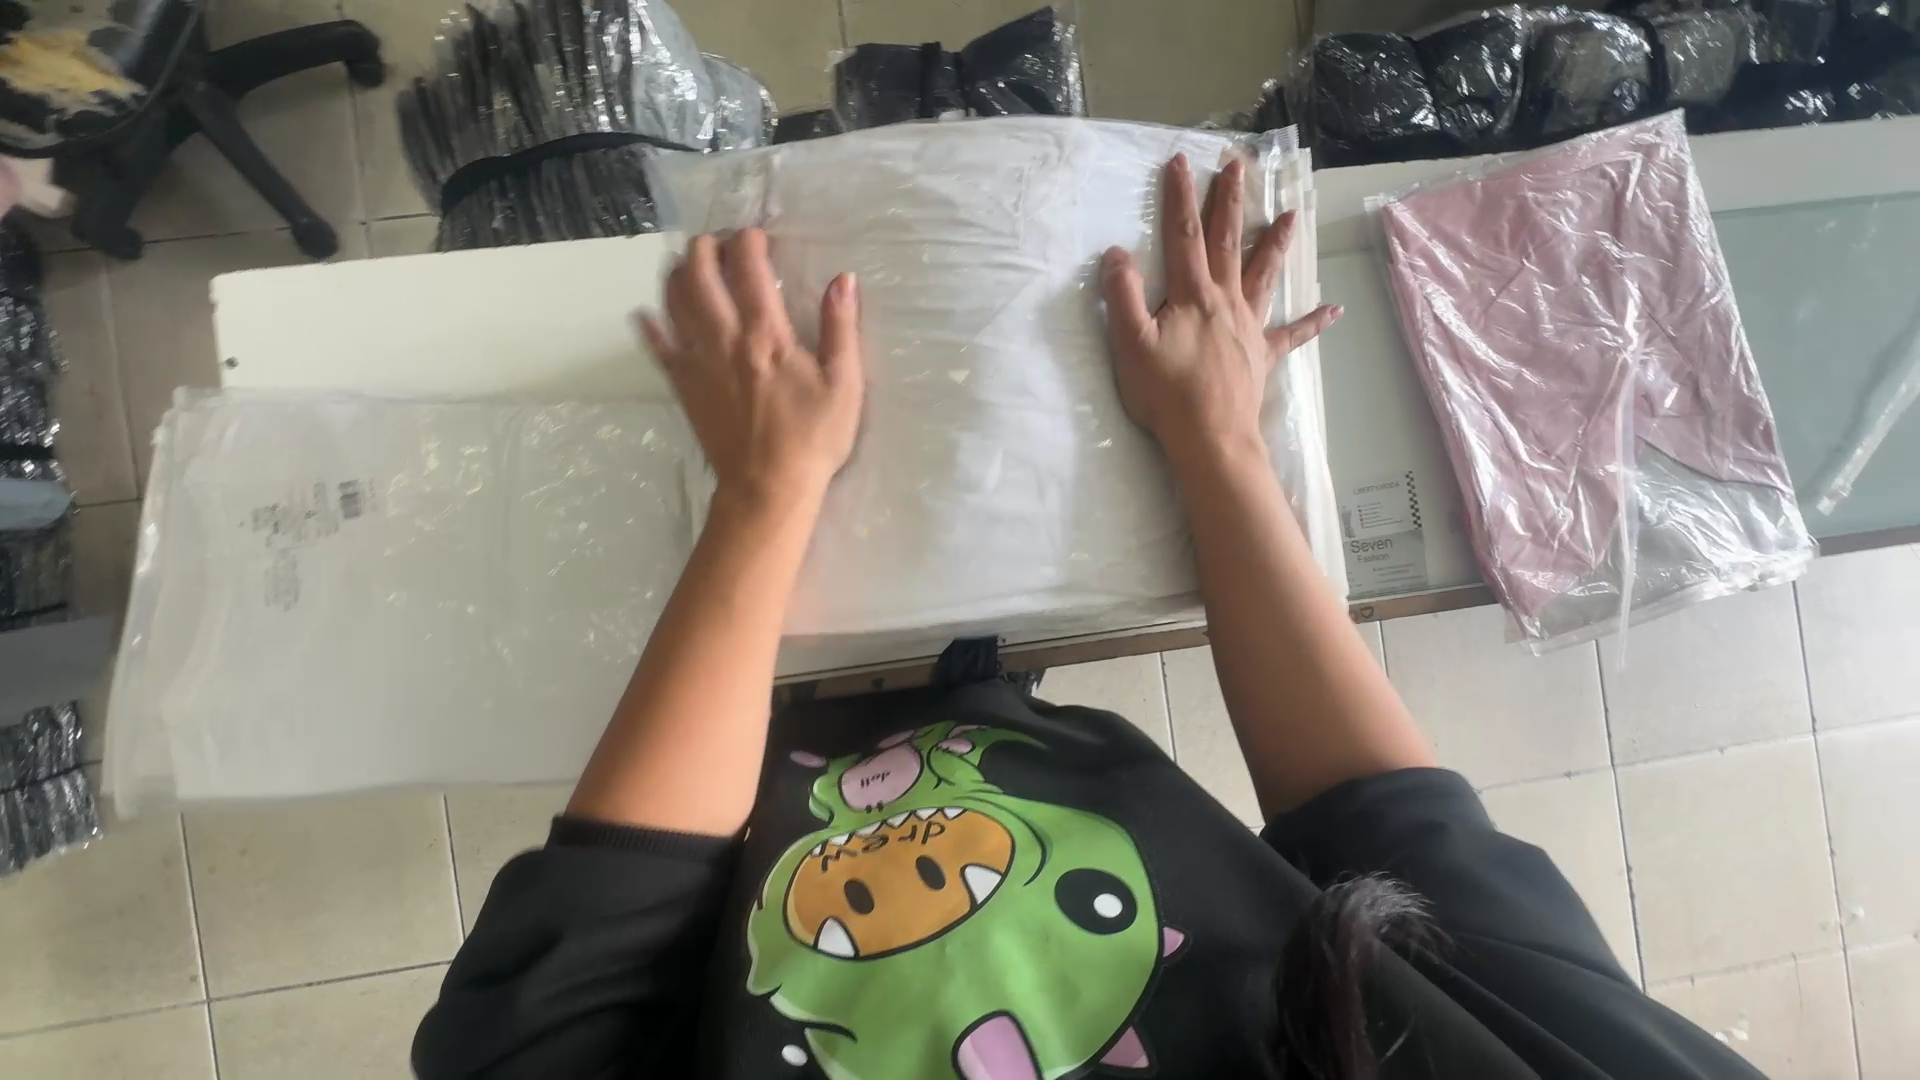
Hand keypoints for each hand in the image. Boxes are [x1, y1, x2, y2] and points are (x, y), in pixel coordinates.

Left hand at [638, 229, 863, 507]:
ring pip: (675, 304)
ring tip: (685, 264)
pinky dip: (649, 328)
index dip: (749, 243)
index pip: (750, 270)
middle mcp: (725, 340)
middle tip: (715, 242)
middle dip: (705, 249)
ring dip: (676, 276)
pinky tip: (645, 315)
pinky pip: (659, 349)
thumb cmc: (813, 438)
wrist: (768, 486)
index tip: (755, 235)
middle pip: (701, 277)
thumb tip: (843, 280)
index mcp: (767, 336)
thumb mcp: (844, 384)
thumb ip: (841, 329)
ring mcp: (699, 364)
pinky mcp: (685, 388)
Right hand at [1099, 155, 1339, 465]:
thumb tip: (1116, 253)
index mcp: (1192, 296)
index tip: (1180, 162)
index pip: (1183, 237)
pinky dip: (1312, 322)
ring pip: (1263, 276)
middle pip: (1228, 243)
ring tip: (1291, 215)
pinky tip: (1333, 311)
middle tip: (1238, 166)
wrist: (1210, 437)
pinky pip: (1291, 336)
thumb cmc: (1166, 394)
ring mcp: (1248, 328)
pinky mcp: (1261, 356)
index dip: (1180, 198)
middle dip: (1229, 203)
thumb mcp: (1131, 344)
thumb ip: (1123, 297)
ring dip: (1275, 244)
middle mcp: (1225, 302)